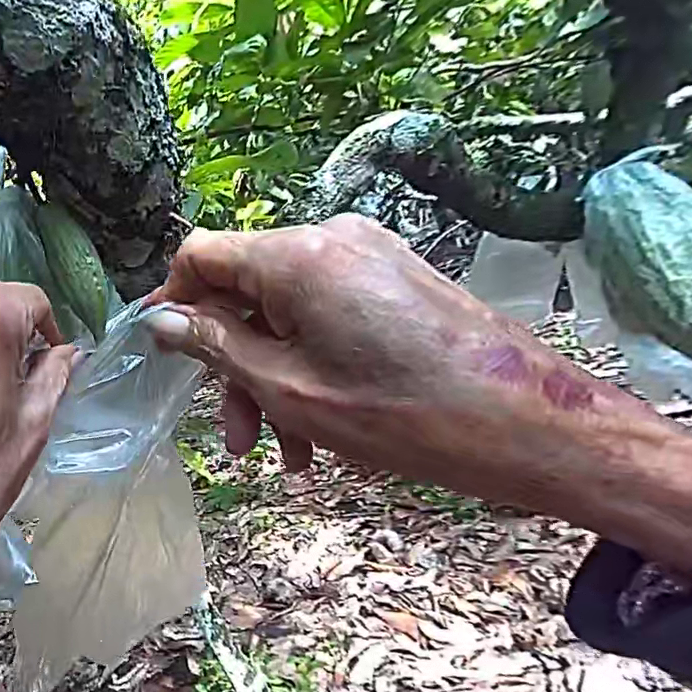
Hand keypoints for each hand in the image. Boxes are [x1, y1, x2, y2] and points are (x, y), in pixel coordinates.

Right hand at [147, 215, 691, 578]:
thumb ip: (216, 346)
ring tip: (284, 452)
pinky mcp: (394, 278)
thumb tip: (161, 320)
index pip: (201, 254)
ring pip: (286, 314)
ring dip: (273, 378)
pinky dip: (310, 364)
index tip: (167, 356)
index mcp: (295, 256)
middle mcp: (330, 239)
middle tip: (237, 438)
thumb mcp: (287, 387)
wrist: (530, 426)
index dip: (174, 303)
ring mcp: (368, 256)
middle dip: (233, 366)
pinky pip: (327, 317)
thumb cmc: (400, 413)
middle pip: (246, 292)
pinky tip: (318, 430)